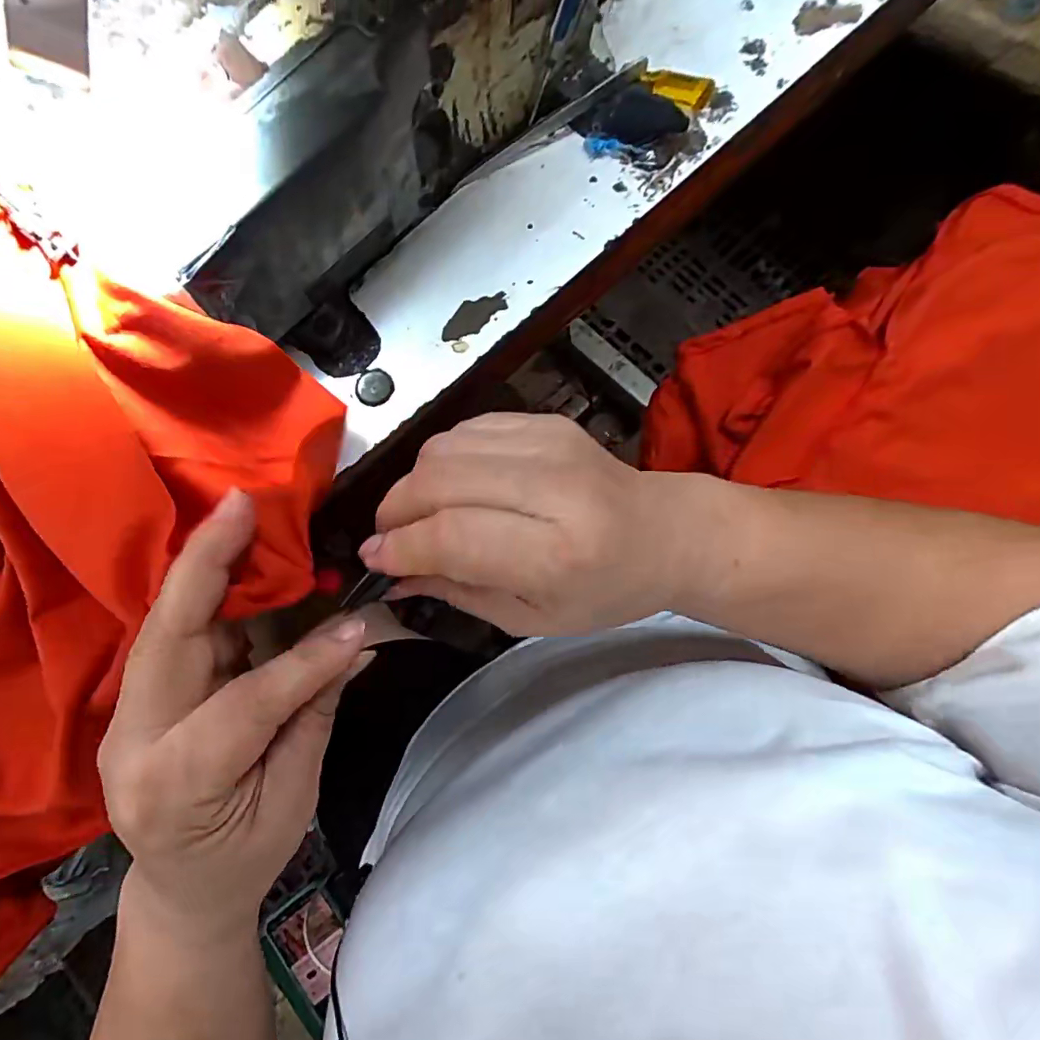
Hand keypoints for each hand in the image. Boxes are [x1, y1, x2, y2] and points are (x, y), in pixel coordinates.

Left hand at [99, 489, 372, 939]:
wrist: (179, 890)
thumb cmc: (240, 862)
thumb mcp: (288, 804)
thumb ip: (312, 717)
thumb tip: (352, 641)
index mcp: (171, 785)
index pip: (243, 706)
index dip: (303, 663)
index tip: (352, 625)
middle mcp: (131, 741)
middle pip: (167, 639)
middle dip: (205, 564)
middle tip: (241, 505)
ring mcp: (123, 717)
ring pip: (162, 626)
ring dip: (202, 568)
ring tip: (238, 519)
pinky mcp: (132, 699)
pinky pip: (169, 634)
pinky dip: (202, 593)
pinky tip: (230, 559)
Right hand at [361, 413, 720, 635]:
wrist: (664, 533)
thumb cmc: (602, 590)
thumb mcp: (530, 617)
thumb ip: (455, 592)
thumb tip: (391, 574)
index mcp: (558, 553)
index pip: (452, 535)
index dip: (400, 546)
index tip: (374, 560)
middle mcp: (554, 488)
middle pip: (437, 481)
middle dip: (395, 511)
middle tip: (388, 538)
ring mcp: (549, 444)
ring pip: (441, 450)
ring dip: (411, 485)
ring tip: (416, 515)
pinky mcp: (543, 422)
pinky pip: (461, 431)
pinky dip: (438, 461)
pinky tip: (448, 488)